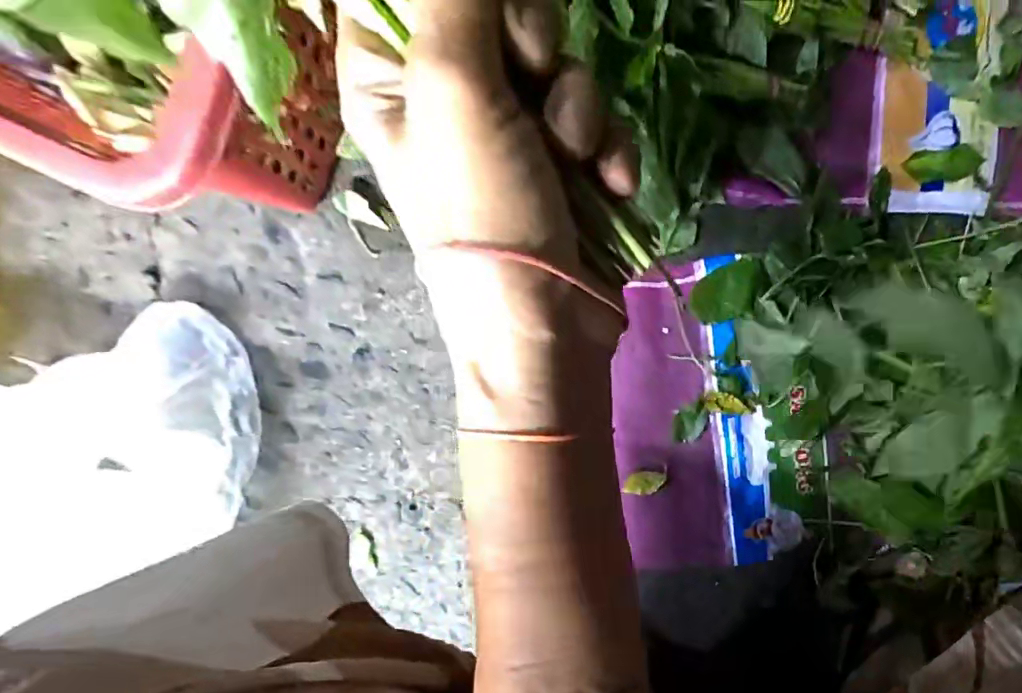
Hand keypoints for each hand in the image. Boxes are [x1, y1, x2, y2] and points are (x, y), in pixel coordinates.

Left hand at [337, 0, 634, 269]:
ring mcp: (525, 140)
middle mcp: (460, 97)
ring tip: (578, 163)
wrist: (548, 322)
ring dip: (585, 116)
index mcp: (397, 68)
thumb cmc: (486, 213)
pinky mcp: (578, 176)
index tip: (496, 27)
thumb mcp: (456, 92)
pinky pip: (605, 133)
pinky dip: (614, 157)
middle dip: (541, 52)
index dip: (473, 2)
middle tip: (537, 84)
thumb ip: (457, 4)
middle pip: (509, 23)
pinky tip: (612, 187)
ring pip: (569, 80)